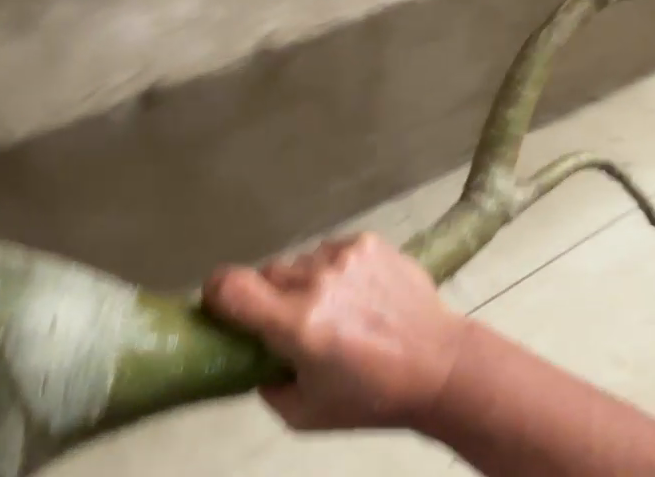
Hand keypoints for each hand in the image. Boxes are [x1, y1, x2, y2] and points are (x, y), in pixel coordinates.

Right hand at [203, 233, 468, 431]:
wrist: (440, 364)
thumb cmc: (372, 397)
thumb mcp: (306, 413)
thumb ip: (267, 385)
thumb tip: (254, 358)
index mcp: (298, 324)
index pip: (231, 287)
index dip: (215, 293)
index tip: (218, 305)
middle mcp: (317, 280)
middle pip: (266, 273)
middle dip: (269, 297)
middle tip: (290, 323)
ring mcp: (345, 255)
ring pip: (299, 261)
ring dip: (303, 282)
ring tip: (335, 309)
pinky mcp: (368, 241)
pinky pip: (330, 249)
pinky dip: (333, 269)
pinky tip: (357, 293)